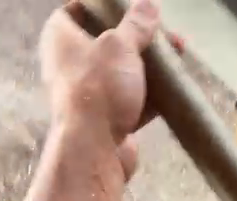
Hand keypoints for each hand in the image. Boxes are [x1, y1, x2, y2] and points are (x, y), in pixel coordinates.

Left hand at [40, 0, 160, 178]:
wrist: (95, 151)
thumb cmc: (99, 87)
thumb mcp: (121, 45)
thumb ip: (136, 24)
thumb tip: (148, 5)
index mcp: (59, 36)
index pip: (80, 9)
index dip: (106, 7)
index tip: (132, 7)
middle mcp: (69, 64)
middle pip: (107, 42)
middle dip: (138, 38)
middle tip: (165, 35)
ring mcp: (88, 96)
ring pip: (122, 74)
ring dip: (149, 67)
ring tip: (176, 58)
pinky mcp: (107, 122)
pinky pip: (131, 102)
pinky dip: (150, 96)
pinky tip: (173, 89)